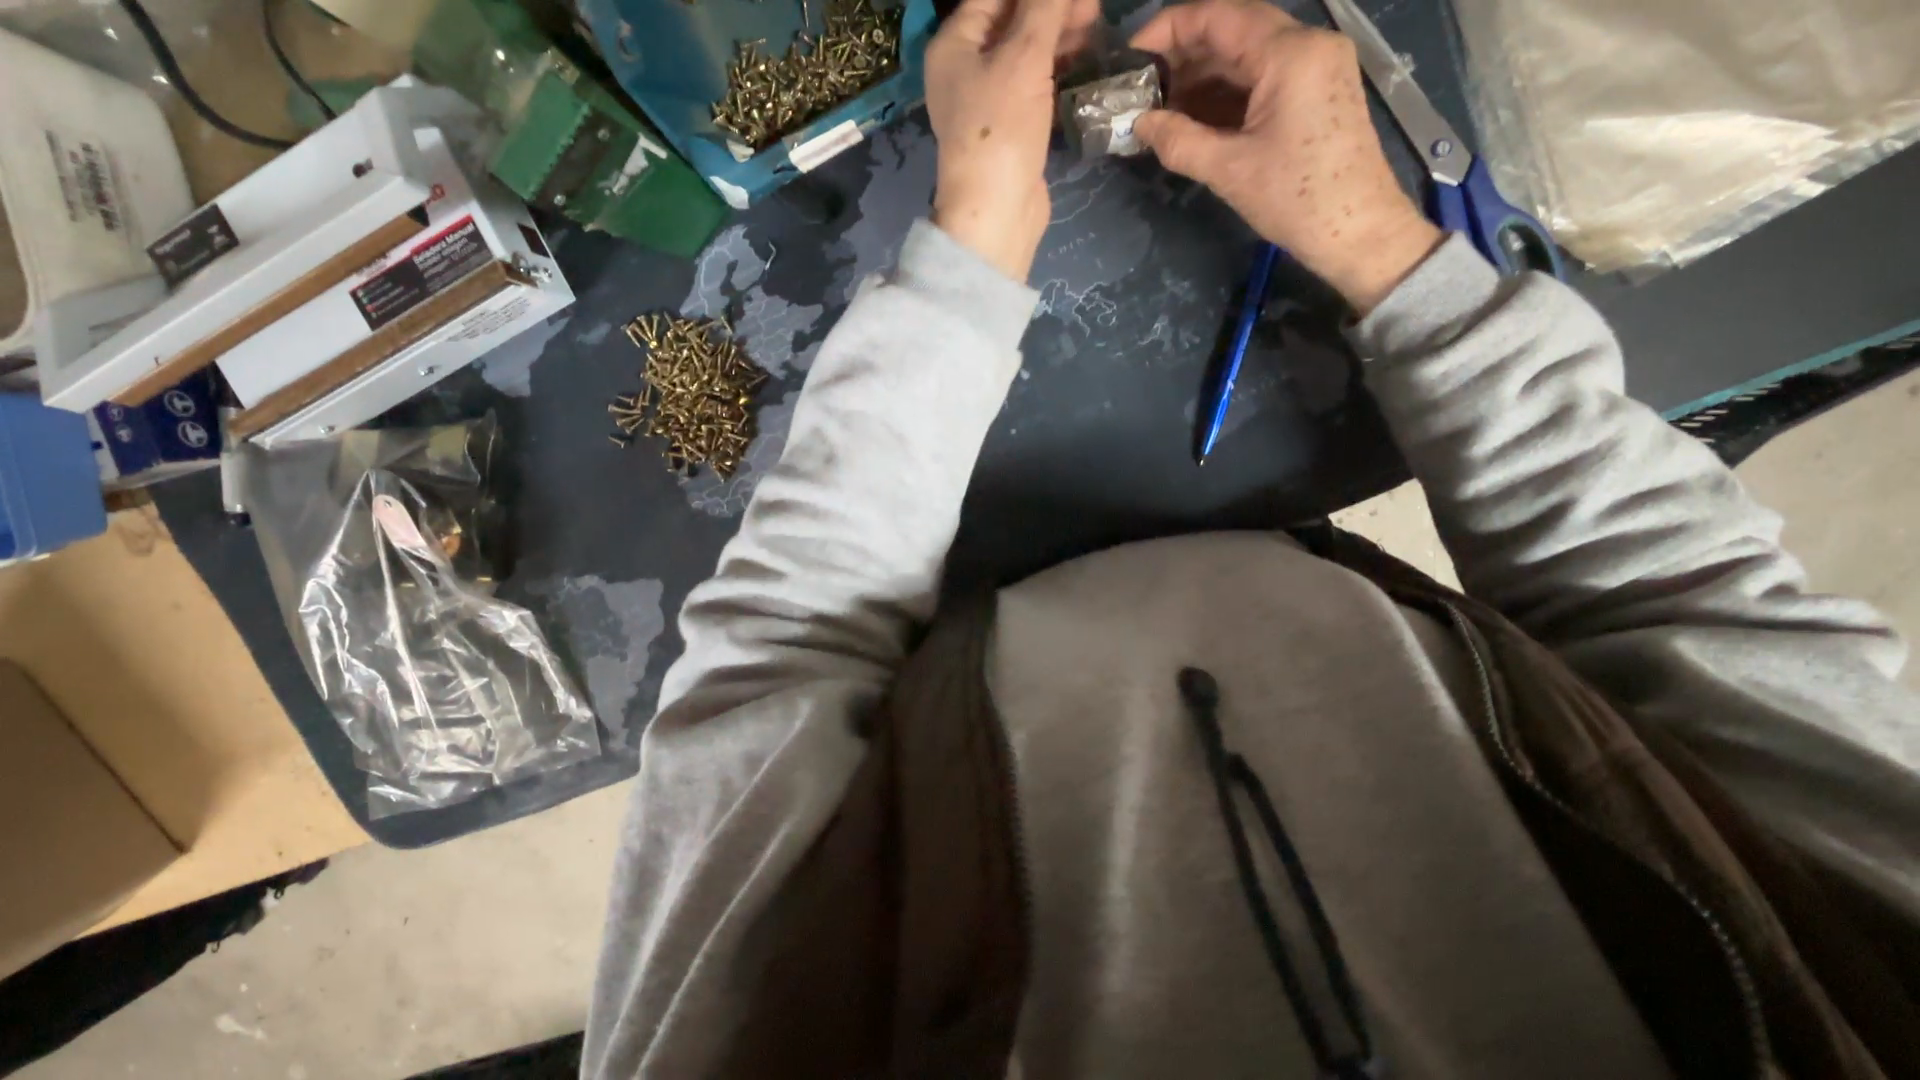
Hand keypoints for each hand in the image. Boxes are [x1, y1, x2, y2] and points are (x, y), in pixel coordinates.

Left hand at [924, 0, 1099, 281]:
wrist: (996, 209)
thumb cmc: (1002, 128)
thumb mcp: (1024, 57)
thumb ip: (1044, 7)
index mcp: (955, 43)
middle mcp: (964, 66)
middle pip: (1011, 18)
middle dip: (1052, 8)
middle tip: (1094, 8)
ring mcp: (985, 97)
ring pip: (1024, 50)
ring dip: (1058, 35)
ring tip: (1095, 28)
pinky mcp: (1007, 123)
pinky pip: (1031, 80)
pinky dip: (1055, 66)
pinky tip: (1083, 58)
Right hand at [1130, 0, 1442, 312]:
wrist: (1360, 233)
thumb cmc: (1297, 200)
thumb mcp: (1228, 170)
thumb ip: (1177, 140)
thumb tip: (1138, 123)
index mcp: (1290, 53)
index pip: (1216, 16)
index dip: (1167, 30)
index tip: (1130, 59)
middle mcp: (1307, 45)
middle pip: (1231, 29)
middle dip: (1181, 55)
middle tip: (1139, 88)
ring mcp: (1316, 67)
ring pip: (1245, 54)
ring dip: (1200, 76)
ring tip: (1158, 108)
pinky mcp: (1316, 92)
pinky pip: (1262, 77)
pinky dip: (1225, 92)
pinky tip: (1191, 117)